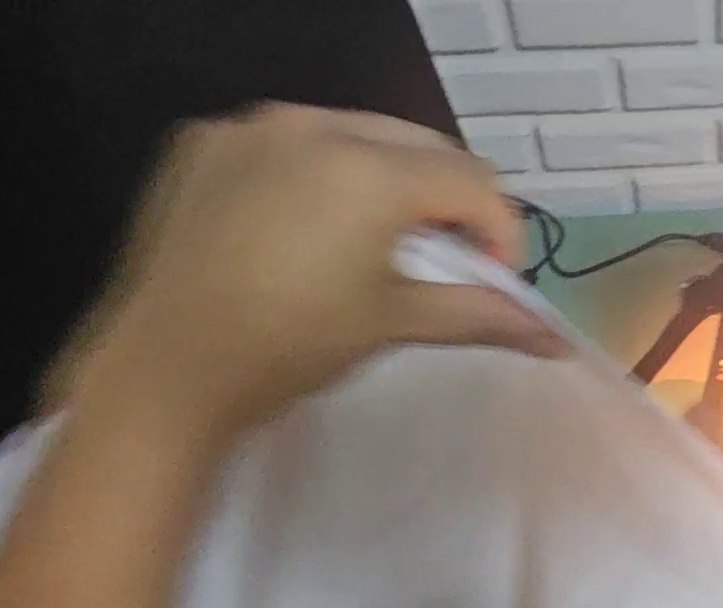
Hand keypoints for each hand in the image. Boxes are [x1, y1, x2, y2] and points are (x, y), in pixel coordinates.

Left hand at [64, 102, 566, 441]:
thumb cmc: (295, 346)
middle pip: (424, 146)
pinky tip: (310, 232)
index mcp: (367, 168)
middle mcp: (311, 122)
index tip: (491, 283)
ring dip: (394, 185)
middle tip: (443, 263)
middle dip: (452, 203)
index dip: (502, 234)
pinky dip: (328, 177)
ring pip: (361, 135)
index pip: (475, 181)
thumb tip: (556, 339)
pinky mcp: (207, 140)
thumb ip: (482, 314)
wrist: (165, 370)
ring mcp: (251, 125)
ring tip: (379, 246)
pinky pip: (296, 142)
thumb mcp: (397, 323)